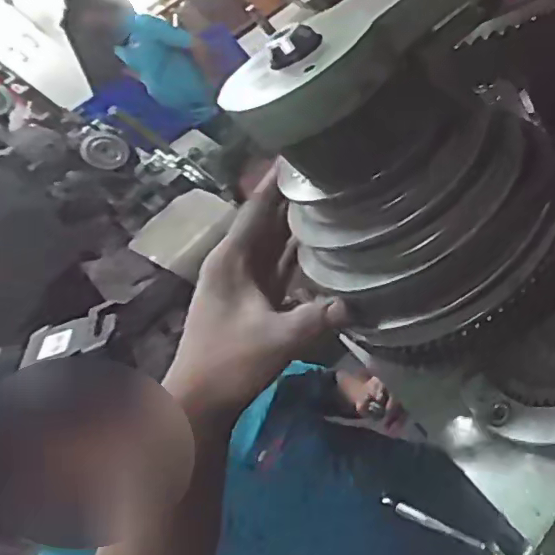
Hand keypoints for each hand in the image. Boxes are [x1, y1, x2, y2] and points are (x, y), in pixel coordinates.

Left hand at [165, 166, 347, 424]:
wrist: (199, 402)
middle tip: (329, 171)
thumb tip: (355, 302)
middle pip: (268, 219)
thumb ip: (316, 317)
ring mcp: (244, 280)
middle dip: (294, 195)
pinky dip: (300, 250)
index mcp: (231, 261)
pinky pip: (281, 262)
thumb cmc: (229, 364)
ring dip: (299, 221)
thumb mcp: (277, 339)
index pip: (257, 209)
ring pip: (275, 240)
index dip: (276, 181)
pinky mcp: (255, 297)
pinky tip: (325, 243)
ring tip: (332, 198)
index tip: (297, 152)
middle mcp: (236, 262)